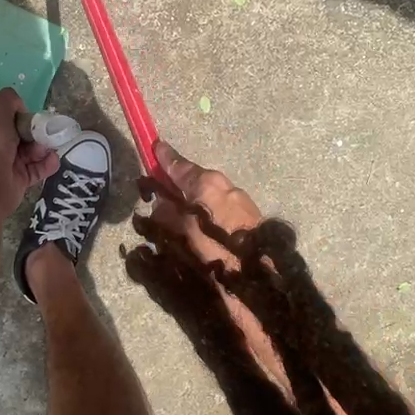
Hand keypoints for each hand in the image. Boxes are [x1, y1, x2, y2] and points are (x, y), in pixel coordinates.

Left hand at [0, 88, 57, 212]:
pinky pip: (35, 169)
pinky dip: (46, 163)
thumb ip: (10, 98)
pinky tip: (53, 159)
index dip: (16, 112)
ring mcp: (2, 163)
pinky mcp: (15, 180)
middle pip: (17, 132)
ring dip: (42, 146)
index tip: (28, 114)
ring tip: (48, 146)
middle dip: (34, 130)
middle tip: (43, 131)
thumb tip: (20, 109)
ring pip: (28, 151)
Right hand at [145, 140, 263, 261]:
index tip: (156, 146)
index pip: (178, 165)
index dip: (164, 158)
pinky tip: (206, 230)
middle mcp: (223, 184)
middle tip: (164, 197)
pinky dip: (210, 212)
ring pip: (209, 194)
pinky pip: (222, 207)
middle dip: (179, 186)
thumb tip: (161, 205)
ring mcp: (240, 198)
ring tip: (184, 221)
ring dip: (196, 202)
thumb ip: (167, 214)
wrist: (259, 268)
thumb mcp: (182, 232)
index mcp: (205, 182)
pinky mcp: (250, 214)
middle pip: (195, 180)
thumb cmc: (216, 245)